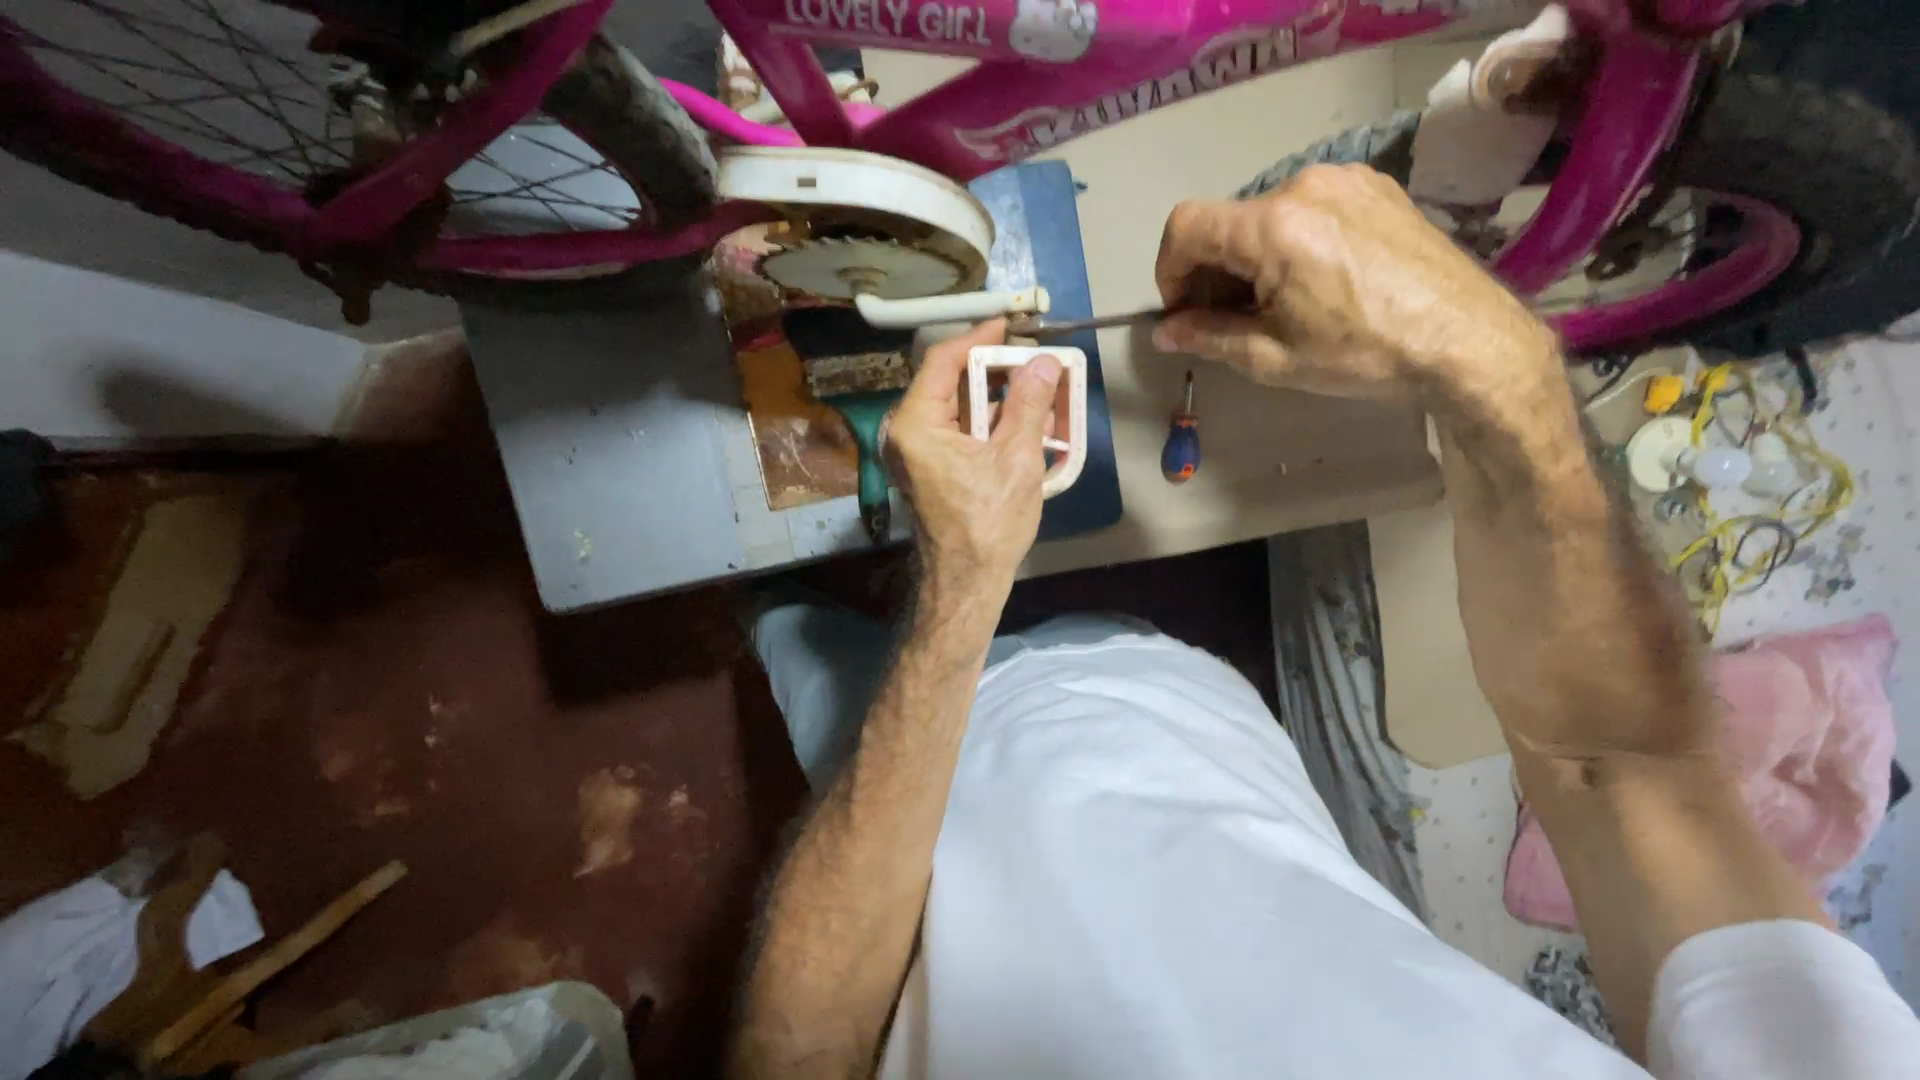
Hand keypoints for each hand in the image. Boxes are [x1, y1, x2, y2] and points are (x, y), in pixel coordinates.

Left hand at [886, 319, 1063, 592]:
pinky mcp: (930, 470)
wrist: (967, 582)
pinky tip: (1025, 422)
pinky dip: (990, 423)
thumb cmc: (987, 523)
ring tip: (1038, 388)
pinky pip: (959, 432)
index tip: (1009, 325)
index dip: (978, 338)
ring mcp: (917, 453)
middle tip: (1032, 360)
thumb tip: (1045, 363)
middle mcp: (907, 433)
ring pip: (958, 408)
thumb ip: (1028, 405)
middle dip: (994, 369)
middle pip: (950, 383)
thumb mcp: (1016, 459)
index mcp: (916, 425)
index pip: (943, 362)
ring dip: (997, 397)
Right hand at [1152, 164, 1563, 416]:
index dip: (1169, 271)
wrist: (1467, 338)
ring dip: (1251, 257)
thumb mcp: (1273, 356)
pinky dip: (1290, 241)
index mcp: (1273, 226)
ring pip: (1265, 215)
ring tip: (1277, 304)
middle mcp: (1304, 185)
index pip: (1185, 226)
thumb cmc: (1364, 353)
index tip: (1184, 311)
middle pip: (1225, 222)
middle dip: (1211, 271)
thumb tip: (1165, 331)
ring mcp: (1345, 180)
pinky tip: (1316, 281)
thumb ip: (1208, 336)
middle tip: (1228, 320)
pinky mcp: (1375, 187)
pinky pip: (1307, 208)